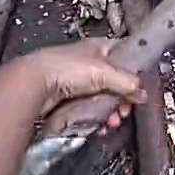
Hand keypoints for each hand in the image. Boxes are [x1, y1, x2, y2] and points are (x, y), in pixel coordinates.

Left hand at [0, 40, 142, 127]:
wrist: (32, 85)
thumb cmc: (64, 68)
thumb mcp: (103, 72)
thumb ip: (126, 81)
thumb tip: (141, 92)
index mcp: (98, 48)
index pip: (124, 56)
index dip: (135, 71)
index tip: (141, 87)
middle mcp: (89, 63)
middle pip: (115, 82)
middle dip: (122, 99)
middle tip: (124, 111)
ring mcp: (78, 82)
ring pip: (103, 99)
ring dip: (111, 112)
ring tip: (112, 122)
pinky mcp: (69, 100)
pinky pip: (89, 111)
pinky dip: (97, 119)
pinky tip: (100, 126)